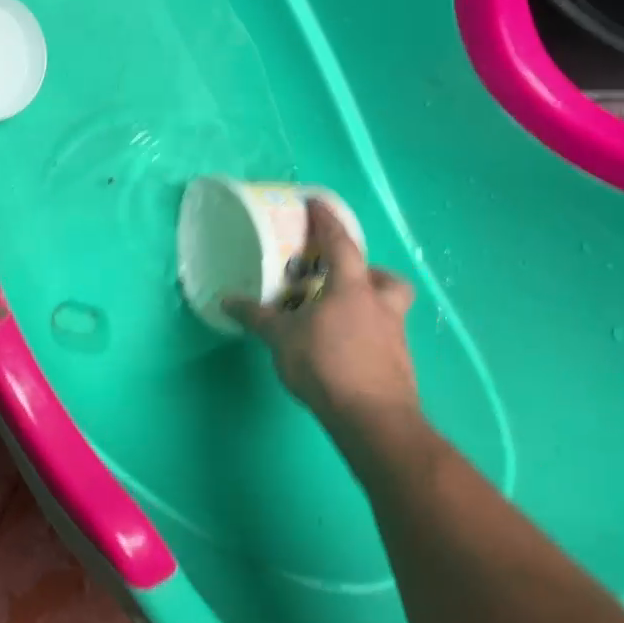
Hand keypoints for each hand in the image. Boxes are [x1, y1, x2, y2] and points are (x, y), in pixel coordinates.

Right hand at [223, 201, 418, 425]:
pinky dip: (363, 335)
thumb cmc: (325, 365)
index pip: (342, 245)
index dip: (328, 222)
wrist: (373, 419)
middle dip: (368, 273)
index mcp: (351, 290)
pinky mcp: (397, 365)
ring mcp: (394, 338)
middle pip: (386, 279)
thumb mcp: (279, 338)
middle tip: (338, 278)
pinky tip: (339, 348)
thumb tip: (226, 300)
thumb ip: (255, 316)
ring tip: (332, 316)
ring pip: (387, 309)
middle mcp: (379, 307)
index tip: (316, 203)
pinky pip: (381, 337)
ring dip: (365, 305)